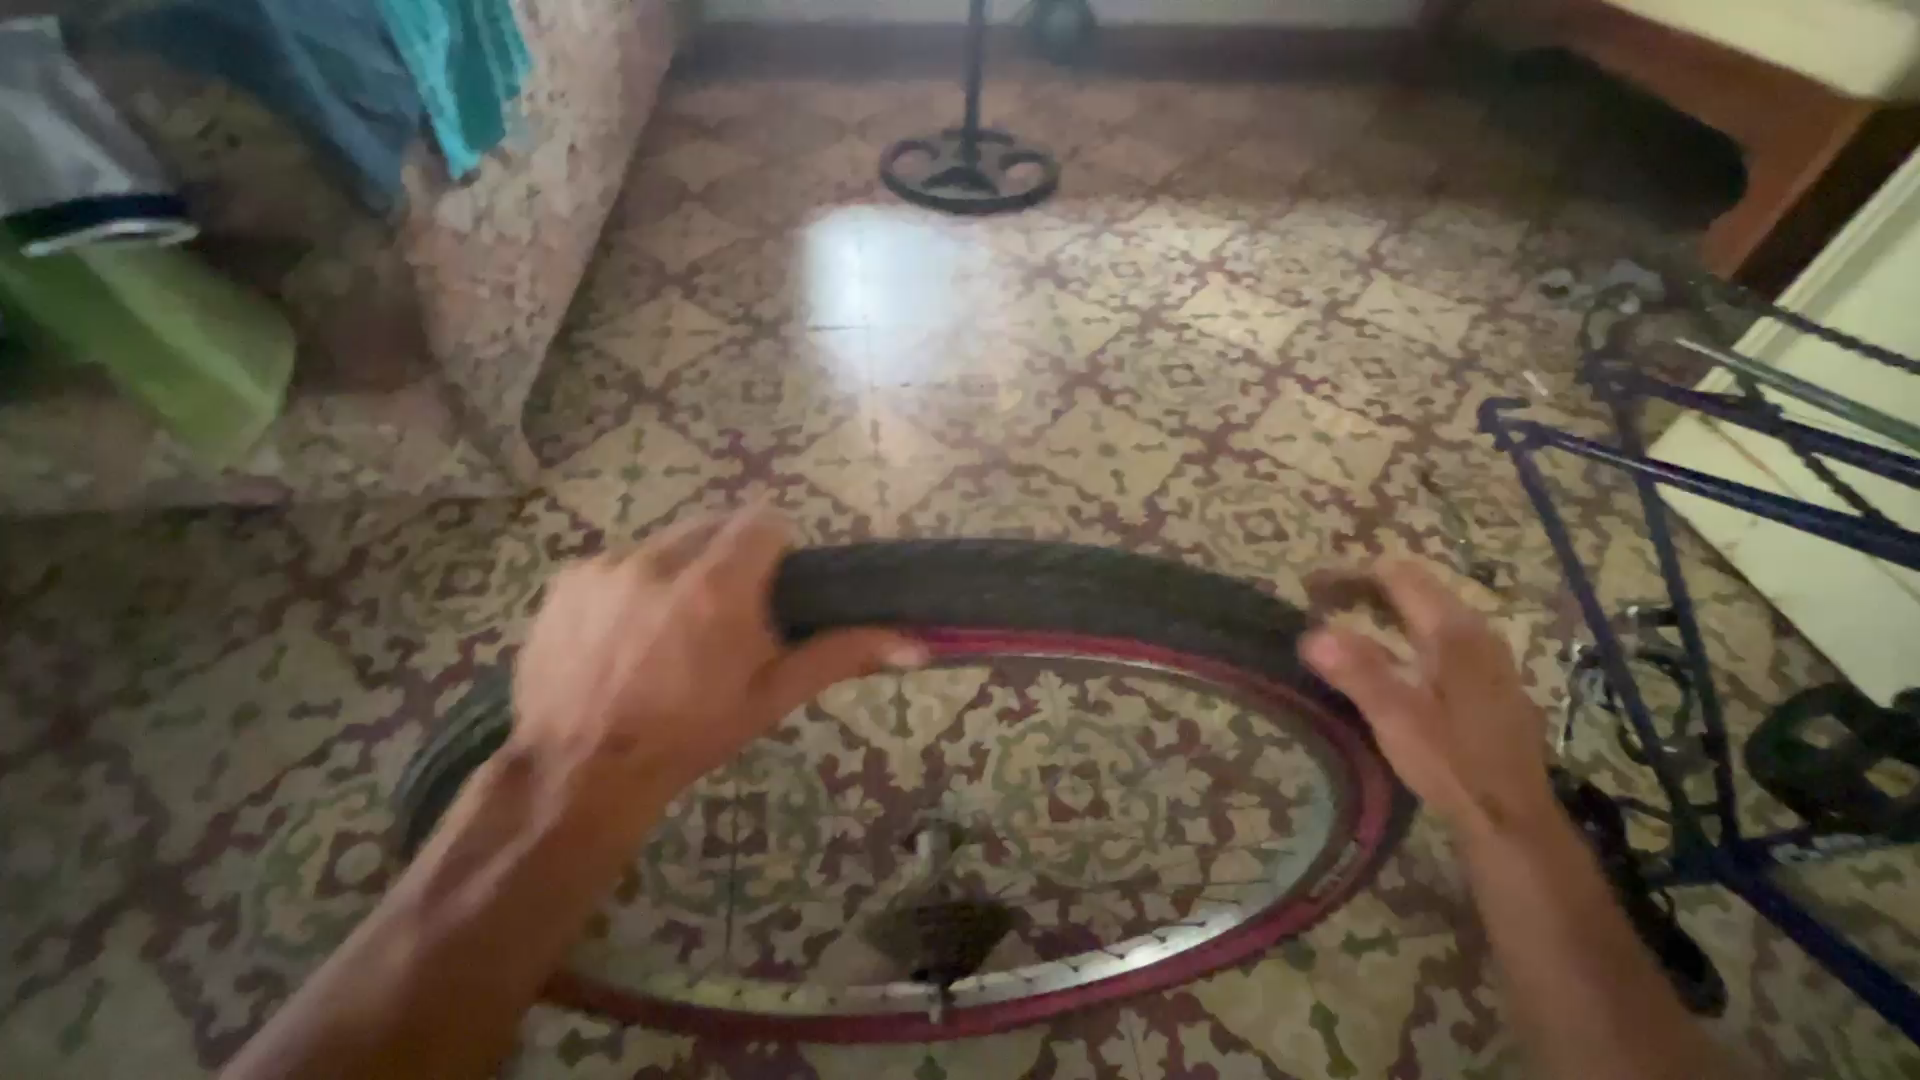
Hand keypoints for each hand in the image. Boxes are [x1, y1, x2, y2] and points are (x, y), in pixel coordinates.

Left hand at [510, 507, 926, 807]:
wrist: (581, 771)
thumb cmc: (690, 736)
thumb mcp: (771, 697)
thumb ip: (841, 654)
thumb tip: (917, 644)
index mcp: (717, 586)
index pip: (765, 519)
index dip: (777, 547)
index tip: (773, 588)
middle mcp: (659, 560)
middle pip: (715, 526)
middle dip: (729, 559)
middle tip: (726, 618)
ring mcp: (607, 565)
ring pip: (667, 542)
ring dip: (681, 571)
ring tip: (671, 631)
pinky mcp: (569, 578)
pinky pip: (620, 561)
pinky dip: (634, 585)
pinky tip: (626, 636)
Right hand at [1300, 559, 1556, 838]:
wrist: (1513, 816)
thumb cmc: (1452, 765)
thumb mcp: (1397, 720)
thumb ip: (1357, 671)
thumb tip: (1310, 635)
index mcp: (1453, 633)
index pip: (1398, 576)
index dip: (1349, 574)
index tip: (1309, 588)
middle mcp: (1476, 632)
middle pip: (1417, 586)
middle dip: (1365, 586)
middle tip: (1320, 602)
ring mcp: (1489, 655)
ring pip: (1431, 610)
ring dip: (1385, 607)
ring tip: (1345, 620)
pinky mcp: (1490, 678)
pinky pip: (1441, 633)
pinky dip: (1405, 628)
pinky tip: (1389, 655)